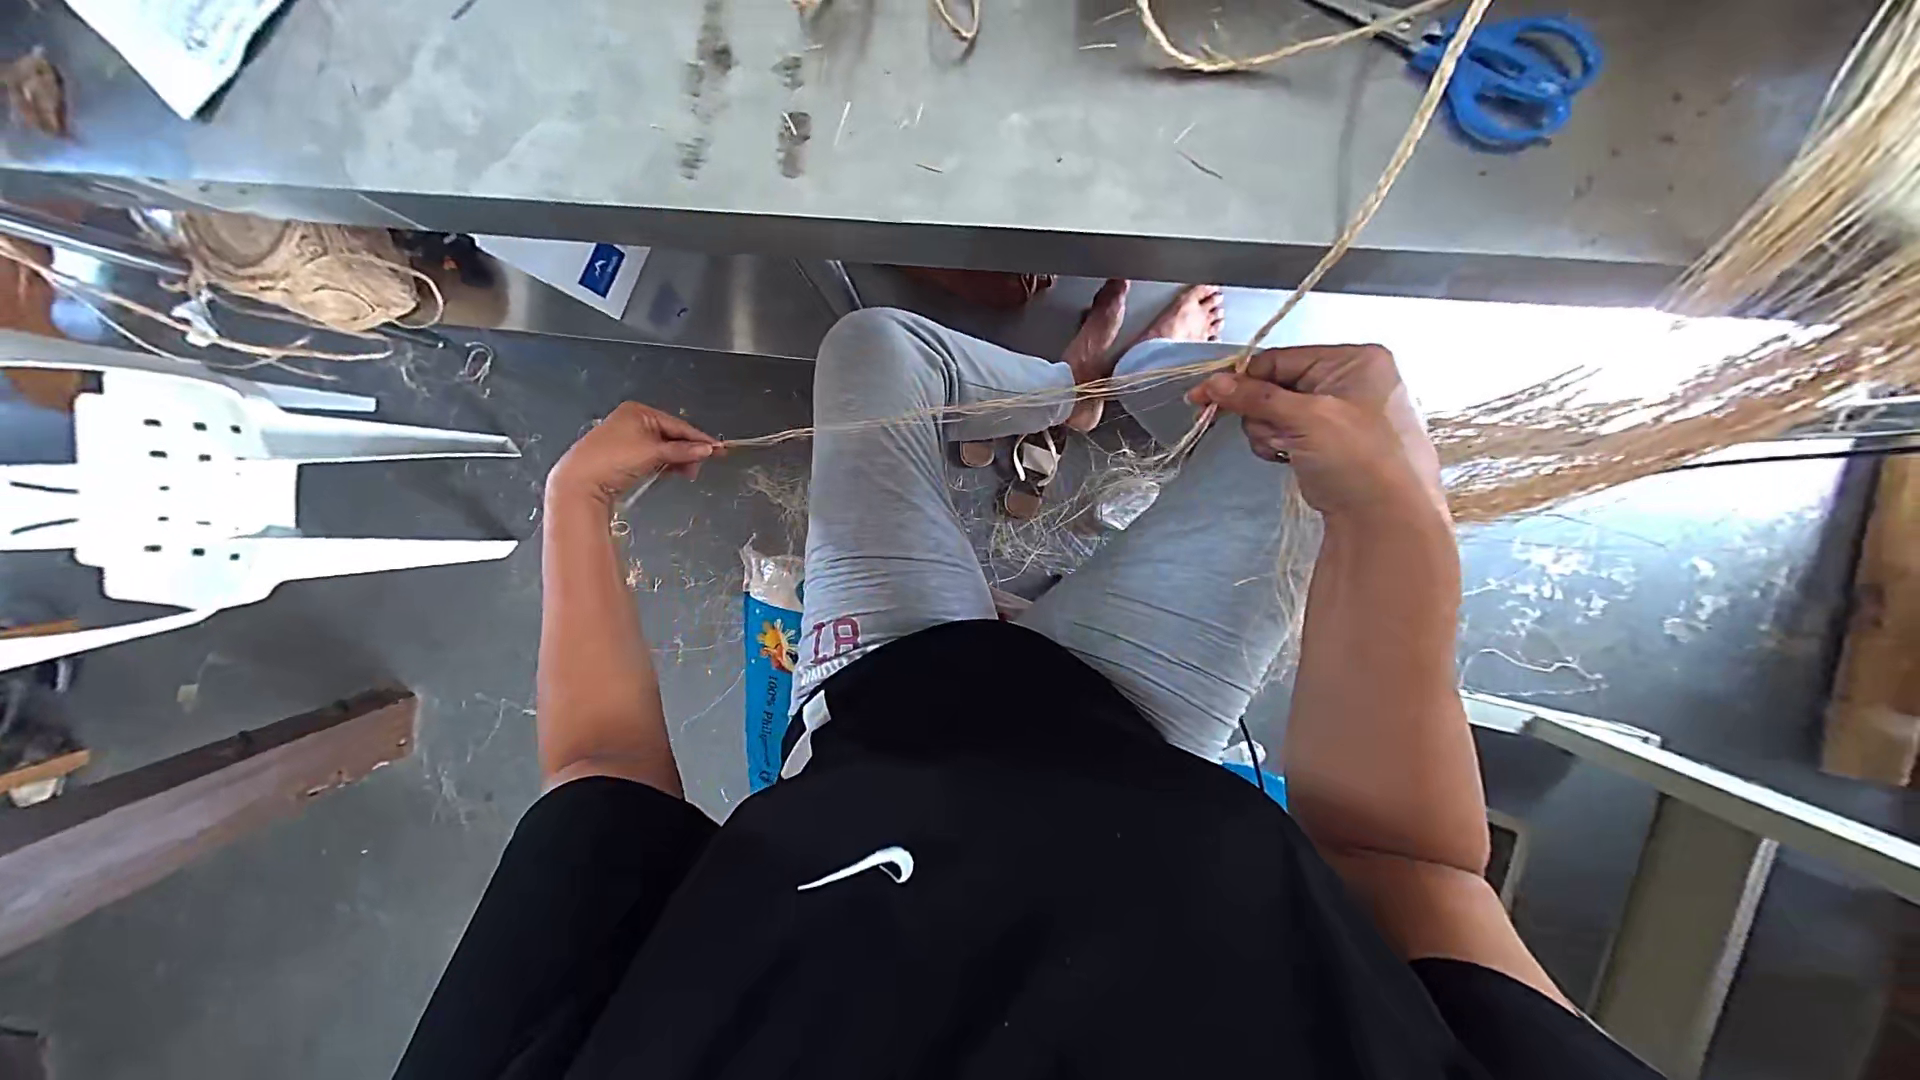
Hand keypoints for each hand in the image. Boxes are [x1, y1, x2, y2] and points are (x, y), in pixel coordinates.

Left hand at [548, 401, 720, 506]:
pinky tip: (673, 472)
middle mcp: (634, 421)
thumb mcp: (654, 453)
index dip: (699, 439)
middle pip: (672, 436)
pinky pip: (655, 456)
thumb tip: (709, 449)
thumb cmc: (615, 459)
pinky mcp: (626, 455)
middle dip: (688, 452)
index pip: (678, 425)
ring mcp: (629, 438)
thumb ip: (684, 451)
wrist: (581, 482)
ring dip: (678, 460)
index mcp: (639, 412)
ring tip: (687, 473)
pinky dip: (666, 464)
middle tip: (701, 466)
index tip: (719, 449)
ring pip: (664, 448)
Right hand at [1187, 345, 1446, 522]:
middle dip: (1262, 413)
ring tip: (1286, 451)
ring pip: (1273, 412)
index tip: (1202, 397)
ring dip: (1268, 432)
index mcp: (1353, 360)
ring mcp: (1335, 412)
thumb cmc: (1357, 458)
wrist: (1384, 518)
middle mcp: (1346, 380)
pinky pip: (1284, 431)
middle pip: (1274, 386)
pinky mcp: (1324, 440)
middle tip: (1269, 435)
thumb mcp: (1306, 418)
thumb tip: (1212, 382)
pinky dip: (1276, 444)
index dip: (1241, 379)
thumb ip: (1256, 397)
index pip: (1280, 359)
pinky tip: (1287, 458)